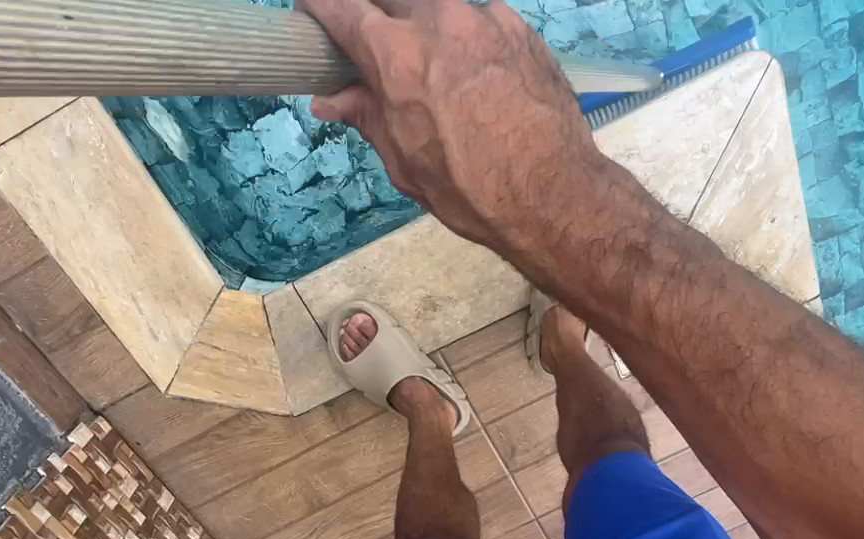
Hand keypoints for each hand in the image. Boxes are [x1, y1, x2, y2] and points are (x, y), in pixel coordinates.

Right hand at [299, 0, 612, 248]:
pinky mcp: (520, 28)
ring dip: (427, 29)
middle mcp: (438, 20)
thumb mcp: (407, 164)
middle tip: (375, 47)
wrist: (551, 195)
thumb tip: (330, 100)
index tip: (311, 16)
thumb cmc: (473, 192)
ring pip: (439, 8)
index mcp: (396, 55)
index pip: (341, 8)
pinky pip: (482, 20)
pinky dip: (469, 39)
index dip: (319, 9)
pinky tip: (479, 76)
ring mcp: (484, 18)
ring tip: (437, 71)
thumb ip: (368, 118)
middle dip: (375, 15)